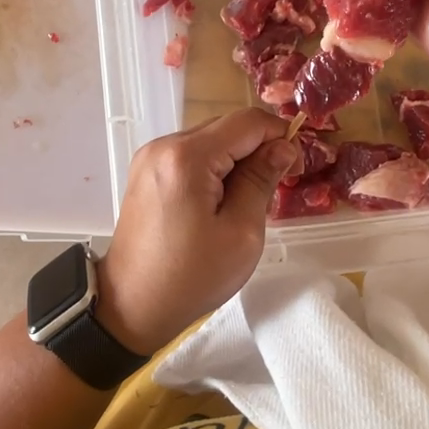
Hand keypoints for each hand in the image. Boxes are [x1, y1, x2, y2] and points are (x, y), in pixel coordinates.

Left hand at [95, 108, 296, 354]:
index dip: (280, 135)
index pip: (247, 122)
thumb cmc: (191, 277)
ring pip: (210, 140)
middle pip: (226, 127)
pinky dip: (214, 169)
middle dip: (258, 149)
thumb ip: (262, 180)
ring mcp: (150, 157)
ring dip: (236, 160)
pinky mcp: (146, 173)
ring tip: (247, 201)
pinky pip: (190, 156)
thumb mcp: (241, 233)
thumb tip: (282, 146)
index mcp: (187, 157)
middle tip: (276, 188)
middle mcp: (164, 145)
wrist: (131, 306)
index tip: (297, 167)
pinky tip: (221, 201)